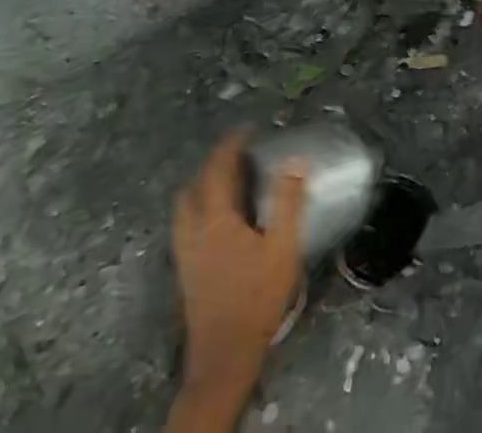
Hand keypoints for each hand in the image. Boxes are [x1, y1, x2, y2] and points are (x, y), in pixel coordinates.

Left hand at [165, 131, 306, 432]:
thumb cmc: (256, 297)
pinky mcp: (185, 266)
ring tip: (229, 181)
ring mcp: (184, 249)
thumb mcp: (282, 248)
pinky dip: (200, 205)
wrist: (225, 352)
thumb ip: (289, 203)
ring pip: (185, 204)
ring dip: (204, 184)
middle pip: (195, 184)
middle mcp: (192, 228)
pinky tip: (221, 218)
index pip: (217, 169)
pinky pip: (186, 221)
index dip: (230, 145)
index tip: (246, 130)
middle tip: (240, 155)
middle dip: (214, 163)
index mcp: (215, 218)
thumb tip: (296, 162)